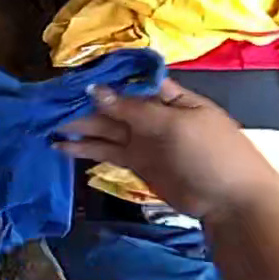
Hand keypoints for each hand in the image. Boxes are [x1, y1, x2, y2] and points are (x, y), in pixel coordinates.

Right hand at [58, 78, 278, 223]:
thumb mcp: (174, 124)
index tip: (71, 78)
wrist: (230, 201)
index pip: (129, 82)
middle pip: (112, 105)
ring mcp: (143, 140)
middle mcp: (152, 115)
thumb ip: (132, 109)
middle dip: (84, 103)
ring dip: (79, 126)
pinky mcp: (135, 162)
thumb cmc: (211, 153)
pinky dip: (84, 149)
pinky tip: (61, 146)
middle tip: (50, 103)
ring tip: (48, 124)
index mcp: (167, 97)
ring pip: (105, 129)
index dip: (103, 79)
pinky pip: (106, 151)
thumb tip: (94, 91)